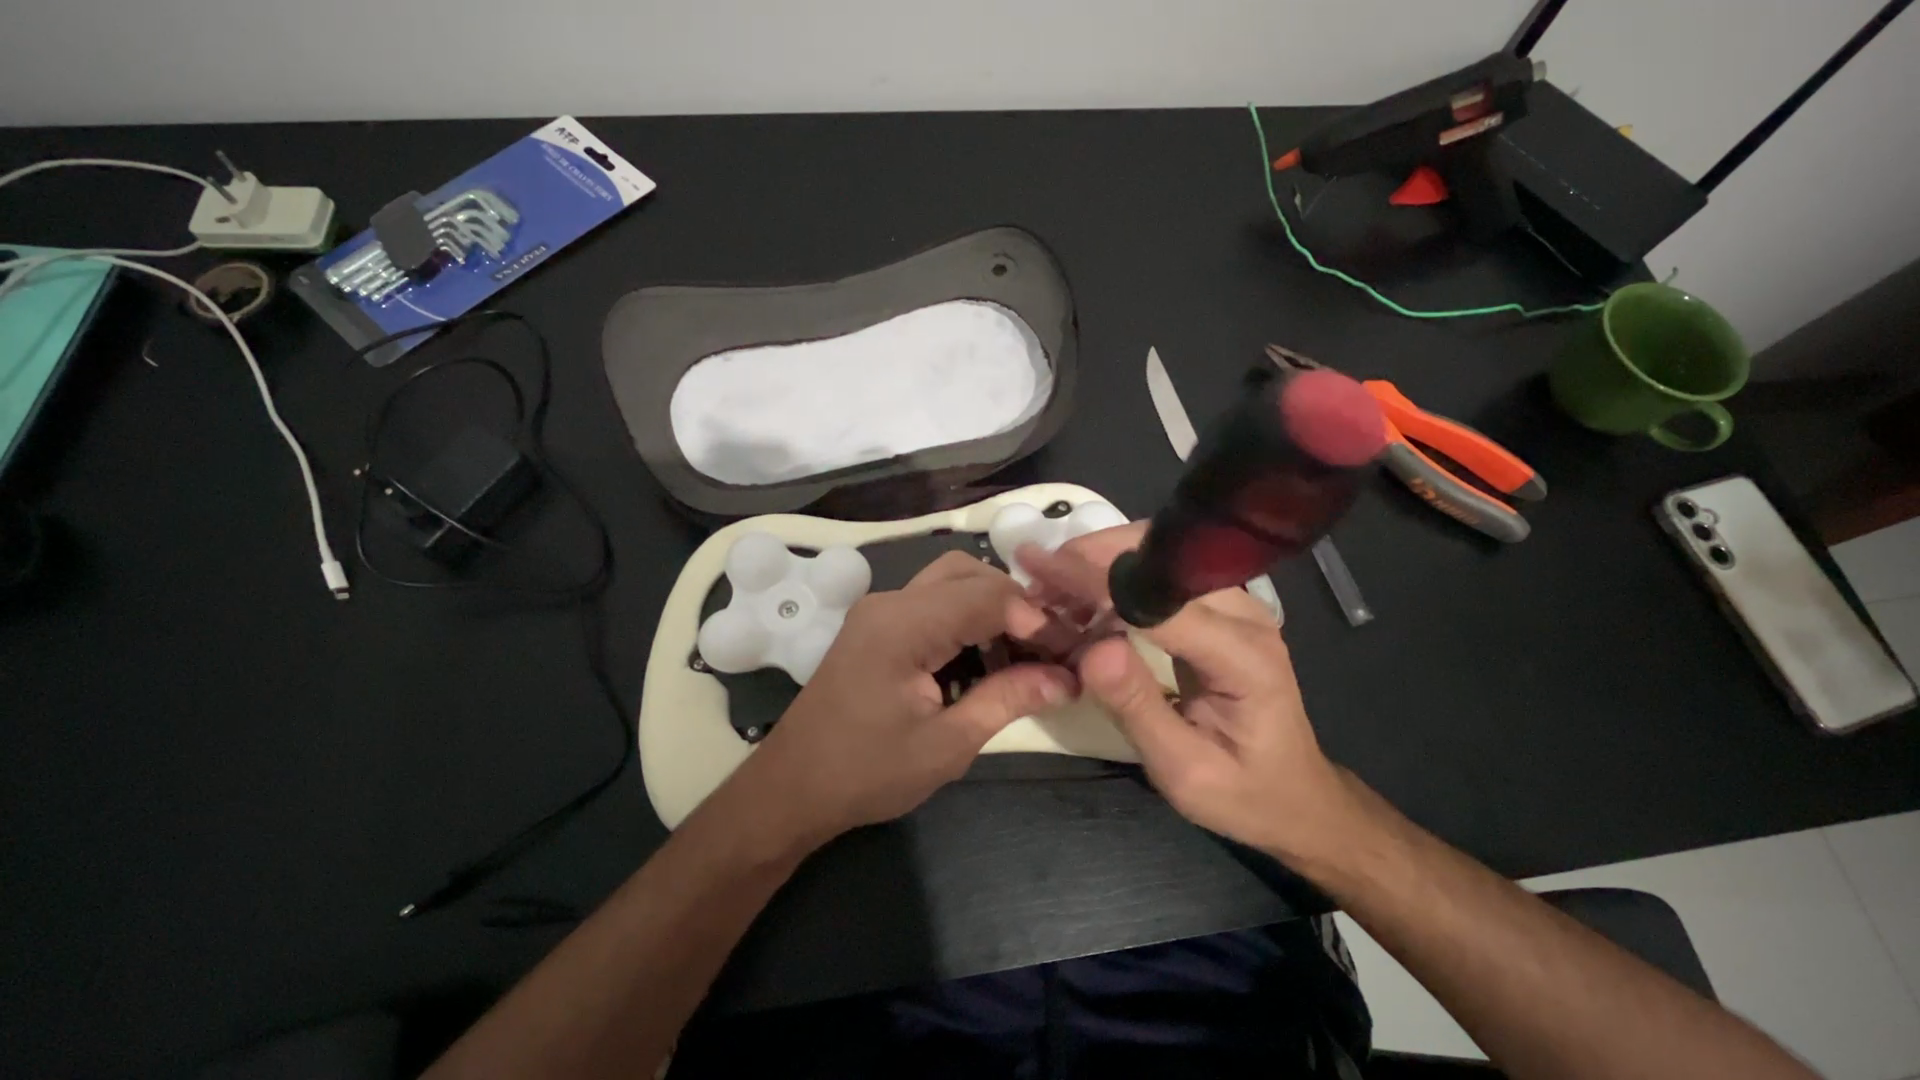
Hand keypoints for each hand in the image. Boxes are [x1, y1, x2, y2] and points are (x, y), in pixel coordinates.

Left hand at [737, 551, 1077, 844]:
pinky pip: (933, 605)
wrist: (792, 789)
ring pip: (951, 584)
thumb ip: (1008, 700)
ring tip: (1025, 657)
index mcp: (903, 625)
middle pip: (969, 574)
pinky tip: (987, 661)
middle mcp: (890, 603)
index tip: (1070, 652)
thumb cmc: (866, 772)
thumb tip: (1066, 679)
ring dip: (992, 611)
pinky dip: (967, 622)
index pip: (987, 596)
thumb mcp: (947, 744)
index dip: (1035, 618)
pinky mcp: (876, 629)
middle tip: (1050, 648)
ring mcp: (879, 613)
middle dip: (1016, 604)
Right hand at [1007, 522, 1358, 862]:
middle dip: (1091, 557)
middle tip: (1035, 581)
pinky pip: (1163, 577)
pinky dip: (1117, 578)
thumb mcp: (1183, 770)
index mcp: (1242, 656)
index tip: (1037, 565)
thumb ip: (1138, 708)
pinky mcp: (1222, 610)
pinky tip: (1083, 603)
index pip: (1158, 599)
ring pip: (1160, 556)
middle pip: (1160, 558)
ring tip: (1050, 591)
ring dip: (1101, 563)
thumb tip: (1093, 649)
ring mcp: (1237, 606)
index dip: (1093, 578)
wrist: (1295, 797)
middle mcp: (1246, 615)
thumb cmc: (1243, 794)